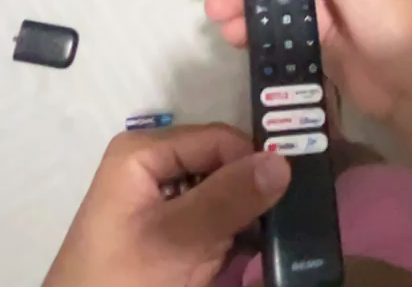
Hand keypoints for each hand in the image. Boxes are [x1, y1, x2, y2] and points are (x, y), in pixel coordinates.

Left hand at [41, 124, 290, 286]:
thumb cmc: (122, 282)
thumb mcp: (177, 240)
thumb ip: (228, 198)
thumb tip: (282, 160)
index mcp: (145, 152)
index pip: (219, 139)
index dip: (253, 164)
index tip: (289, 195)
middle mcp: (155, 168)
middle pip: (223, 167)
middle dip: (252, 197)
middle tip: (286, 224)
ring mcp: (163, 204)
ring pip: (224, 198)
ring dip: (247, 224)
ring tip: (269, 245)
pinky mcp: (171, 235)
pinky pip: (215, 225)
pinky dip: (234, 243)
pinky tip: (247, 261)